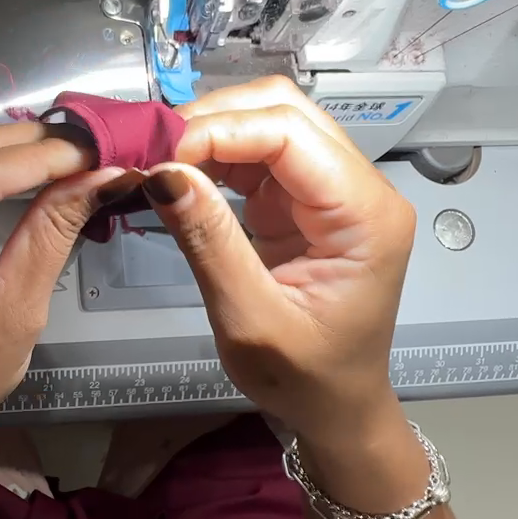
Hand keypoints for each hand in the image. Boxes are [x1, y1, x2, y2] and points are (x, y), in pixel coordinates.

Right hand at [142, 76, 416, 439]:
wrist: (332, 406)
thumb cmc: (303, 377)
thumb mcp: (249, 319)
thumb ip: (209, 242)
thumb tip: (161, 173)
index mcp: (366, 216)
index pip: (291, 134)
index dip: (219, 131)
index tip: (157, 158)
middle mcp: (359, 188)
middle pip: (286, 112)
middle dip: (213, 120)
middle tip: (151, 151)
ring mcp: (332, 190)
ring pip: (270, 123)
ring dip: (211, 133)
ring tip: (158, 160)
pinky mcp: (304, 201)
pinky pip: (259, 154)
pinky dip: (216, 155)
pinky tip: (182, 172)